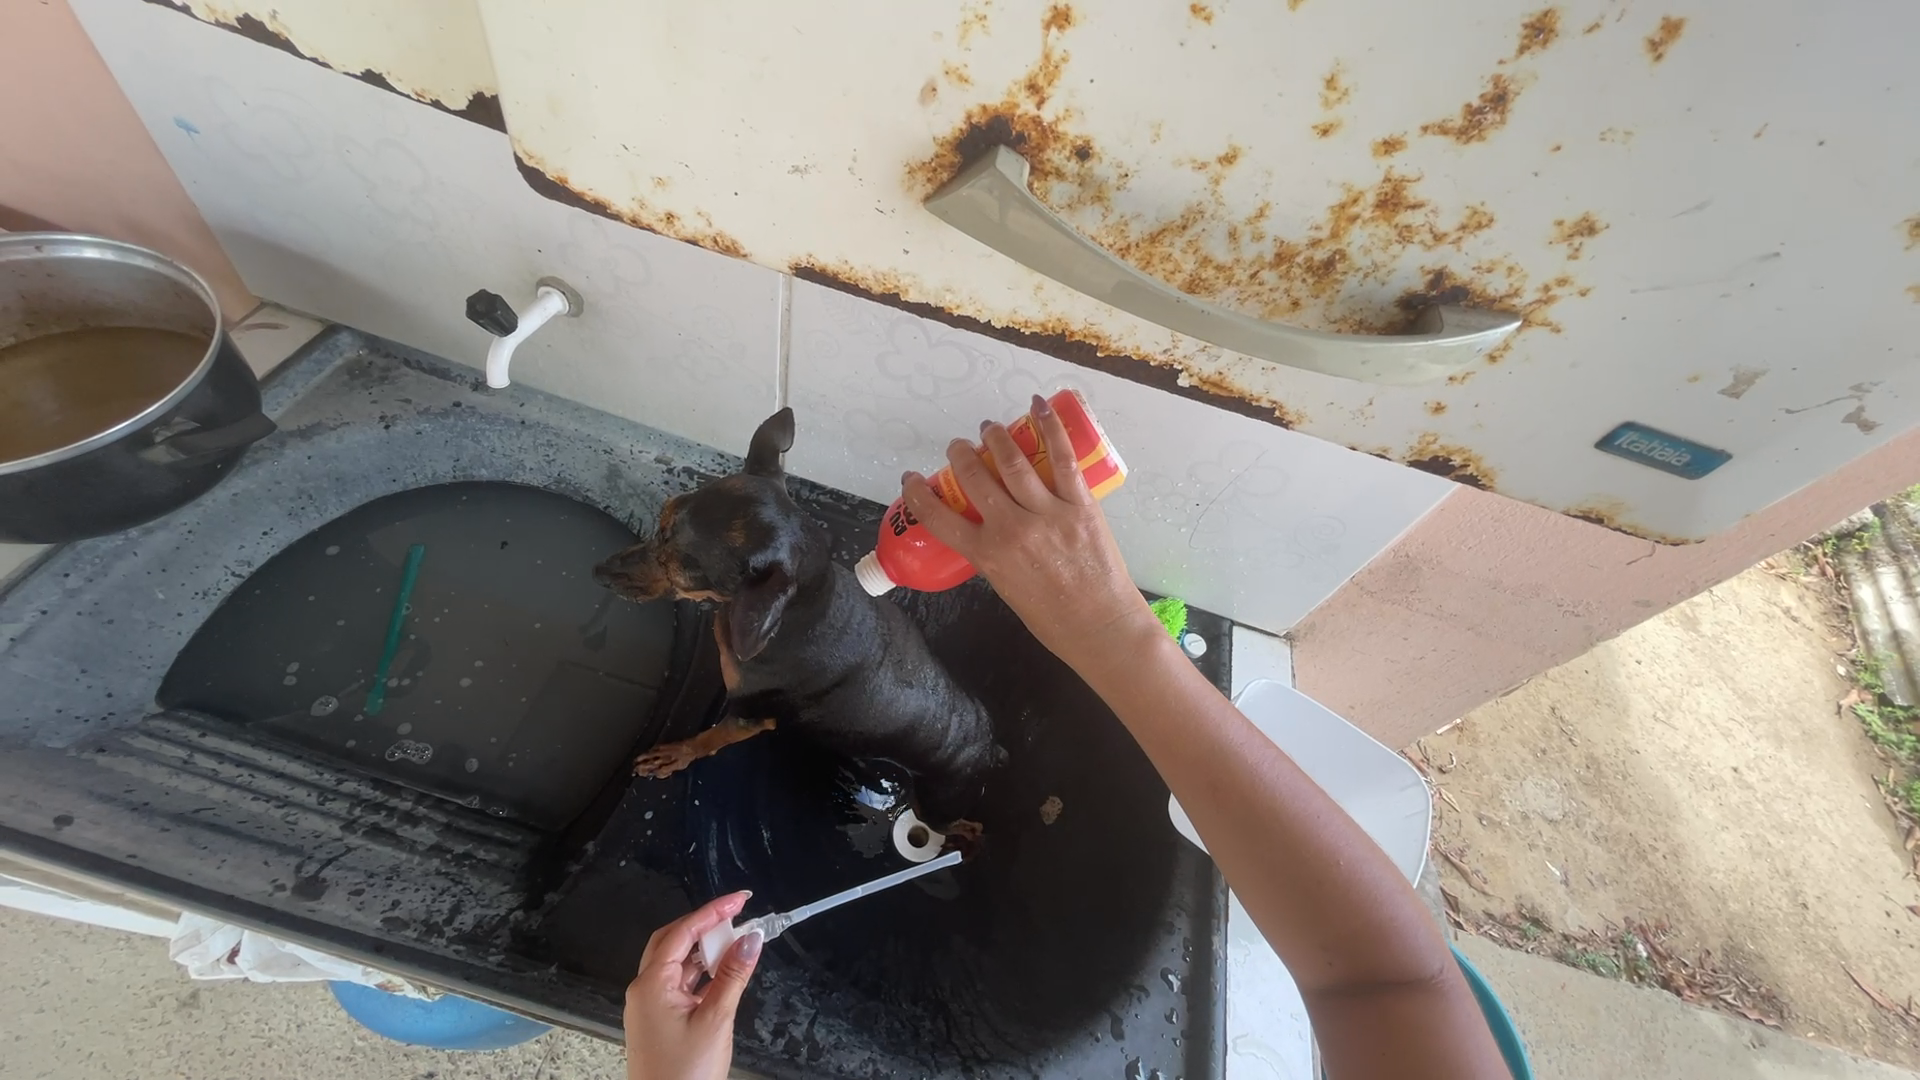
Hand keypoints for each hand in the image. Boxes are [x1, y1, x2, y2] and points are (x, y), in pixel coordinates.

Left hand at [624, 892, 762, 1079]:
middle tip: (736, 914)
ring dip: (705, 948)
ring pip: (677, 962)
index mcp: (651, 985)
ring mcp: (650, 1007)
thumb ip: (733, 974)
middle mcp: (645, 990)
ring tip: (737, 940)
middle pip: (672, 941)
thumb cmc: (686, 1074)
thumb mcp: (715, 1020)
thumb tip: (753, 937)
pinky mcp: (659, 1021)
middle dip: (704, 924)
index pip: (682, 933)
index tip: (741, 899)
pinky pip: (680, 982)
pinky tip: (723, 970)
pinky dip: (702, 971)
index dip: (713, 911)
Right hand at [901, 394, 1158, 676]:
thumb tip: (988, 530)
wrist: (1101, 628)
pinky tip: (1038, 407)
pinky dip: (1049, 428)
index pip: (938, 517)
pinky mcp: (1080, 504)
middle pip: (975, 479)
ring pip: (1013, 462)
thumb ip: (993, 558)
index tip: (911, 479)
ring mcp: (1048, 513)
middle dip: (960, 455)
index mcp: (987, 556)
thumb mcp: (1006, 591)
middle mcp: (1012, 529)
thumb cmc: (1052, 621)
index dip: (918, 494)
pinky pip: (1062, 458)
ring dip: (994, 438)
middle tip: (958, 447)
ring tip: (987, 428)